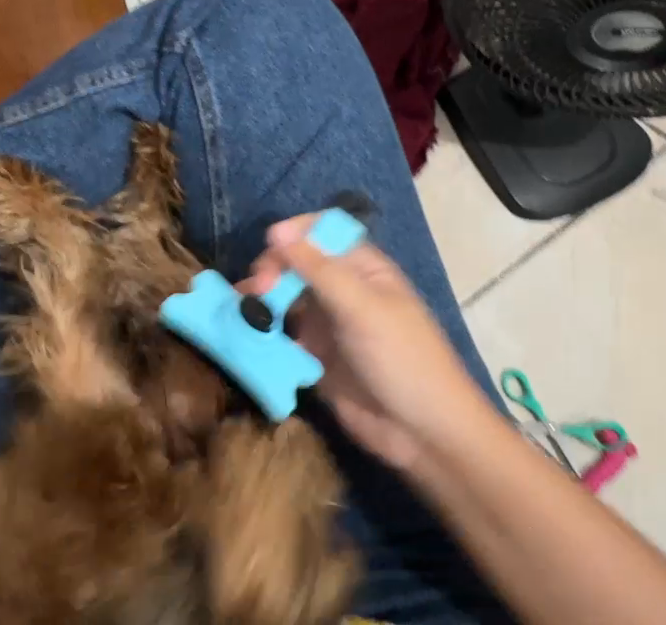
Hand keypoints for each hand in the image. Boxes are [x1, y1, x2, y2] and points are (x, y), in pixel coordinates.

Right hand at [242, 214, 495, 467]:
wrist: (422, 435)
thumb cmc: (403, 360)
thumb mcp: (362, 308)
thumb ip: (317, 268)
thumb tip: (276, 231)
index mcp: (363, 270)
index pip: (323, 234)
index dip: (295, 233)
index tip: (269, 243)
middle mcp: (342, 291)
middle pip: (295, 265)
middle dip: (272, 270)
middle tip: (259, 289)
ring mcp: (326, 325)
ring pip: (284, 300)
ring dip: (261, 301)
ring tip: (243, 310)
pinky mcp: (313, 357)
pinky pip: (280, 336)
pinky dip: (262, 332)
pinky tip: (246, 334)